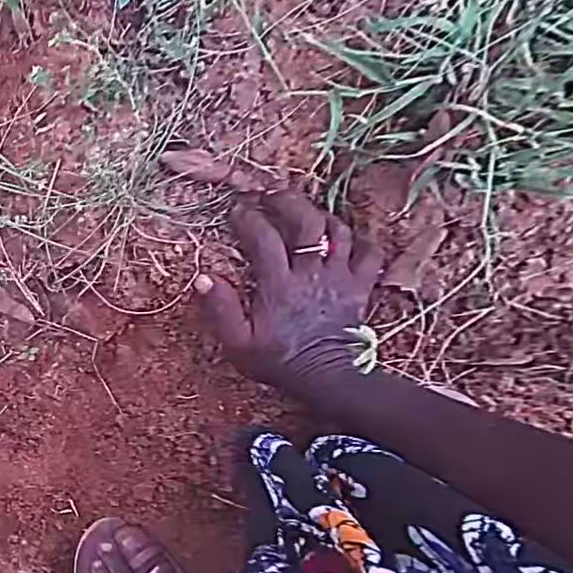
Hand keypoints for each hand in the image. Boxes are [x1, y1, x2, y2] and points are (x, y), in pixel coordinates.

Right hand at [196, 190, 383, 391]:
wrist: (325, 378)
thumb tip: (202, 276)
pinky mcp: (360, 287)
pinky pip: (369, 254)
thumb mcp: (237, 341)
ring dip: (321, 215)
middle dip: (288, 202)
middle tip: (271, 194)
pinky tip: (343, 240)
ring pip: (339, 231)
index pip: (264, 240)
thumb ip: (220, 307)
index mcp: (279, 286)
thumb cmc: (275, 361)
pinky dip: (358, 241)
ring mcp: (340, 278)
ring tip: (304, 211)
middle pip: (307, 223)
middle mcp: (312, 274)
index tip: (236, 210)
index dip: (249, 220)